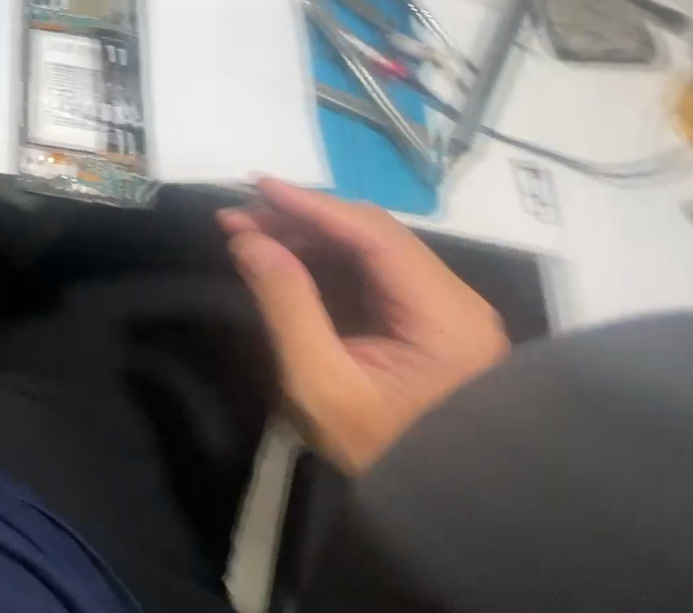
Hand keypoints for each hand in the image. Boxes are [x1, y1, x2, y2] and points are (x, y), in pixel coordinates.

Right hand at [219, 178, 508, 474]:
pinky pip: (374, 269)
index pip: (374, 236)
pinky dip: (325, 254)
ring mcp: (446, 309)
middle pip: (373, 233)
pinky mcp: (431, 320)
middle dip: (301, 216)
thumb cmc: (378, 449)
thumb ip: (285, 303)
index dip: (312, 205)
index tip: (256, 186)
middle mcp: (455, 300)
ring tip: (249, 233)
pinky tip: (286, 253)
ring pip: (372, 246)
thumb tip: (248, 239)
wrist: (438, 507)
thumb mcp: (318, 382)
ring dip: (309, 233)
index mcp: (444, 316)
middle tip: (236, 218)